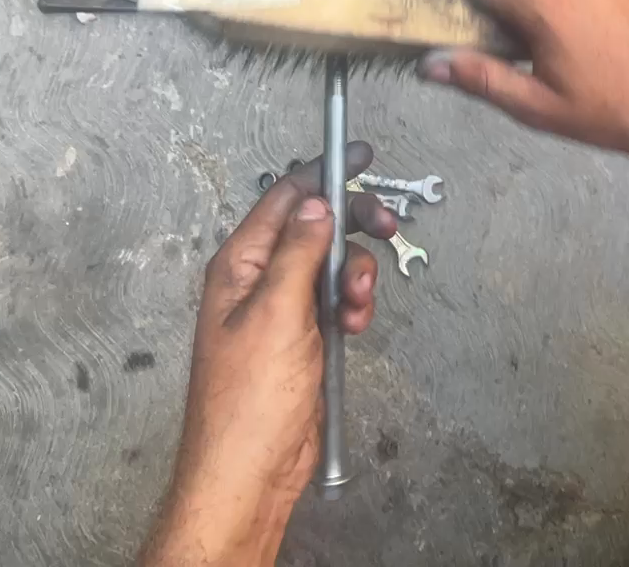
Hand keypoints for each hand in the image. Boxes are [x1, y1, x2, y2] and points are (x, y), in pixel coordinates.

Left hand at [142, 143, 398, 566]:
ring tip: (354, 306)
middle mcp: (261, 277)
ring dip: (354, 276)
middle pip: (317, 225)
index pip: (286, 197)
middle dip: (353, 226)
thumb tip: (316, 201)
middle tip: (387, 228)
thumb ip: (299, 250)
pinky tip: (353, 325)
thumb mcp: (276, 312)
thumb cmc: (251, 398)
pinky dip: (352, 304)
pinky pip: (337, 297)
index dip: (324, 172)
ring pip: (333, 262)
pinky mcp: (305, 331)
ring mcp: (284, 305)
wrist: (252, 472)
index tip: (361, 156)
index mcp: (241, 263)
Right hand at [420, 0, 628, 192]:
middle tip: (534, 49)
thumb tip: (430, 65)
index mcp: (545, 2)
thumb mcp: (536, 106)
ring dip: (550, 1)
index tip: (486, 27)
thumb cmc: (606, 113)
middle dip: (514, 5)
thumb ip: (479, 78)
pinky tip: (605, 34)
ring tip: (576, 45)